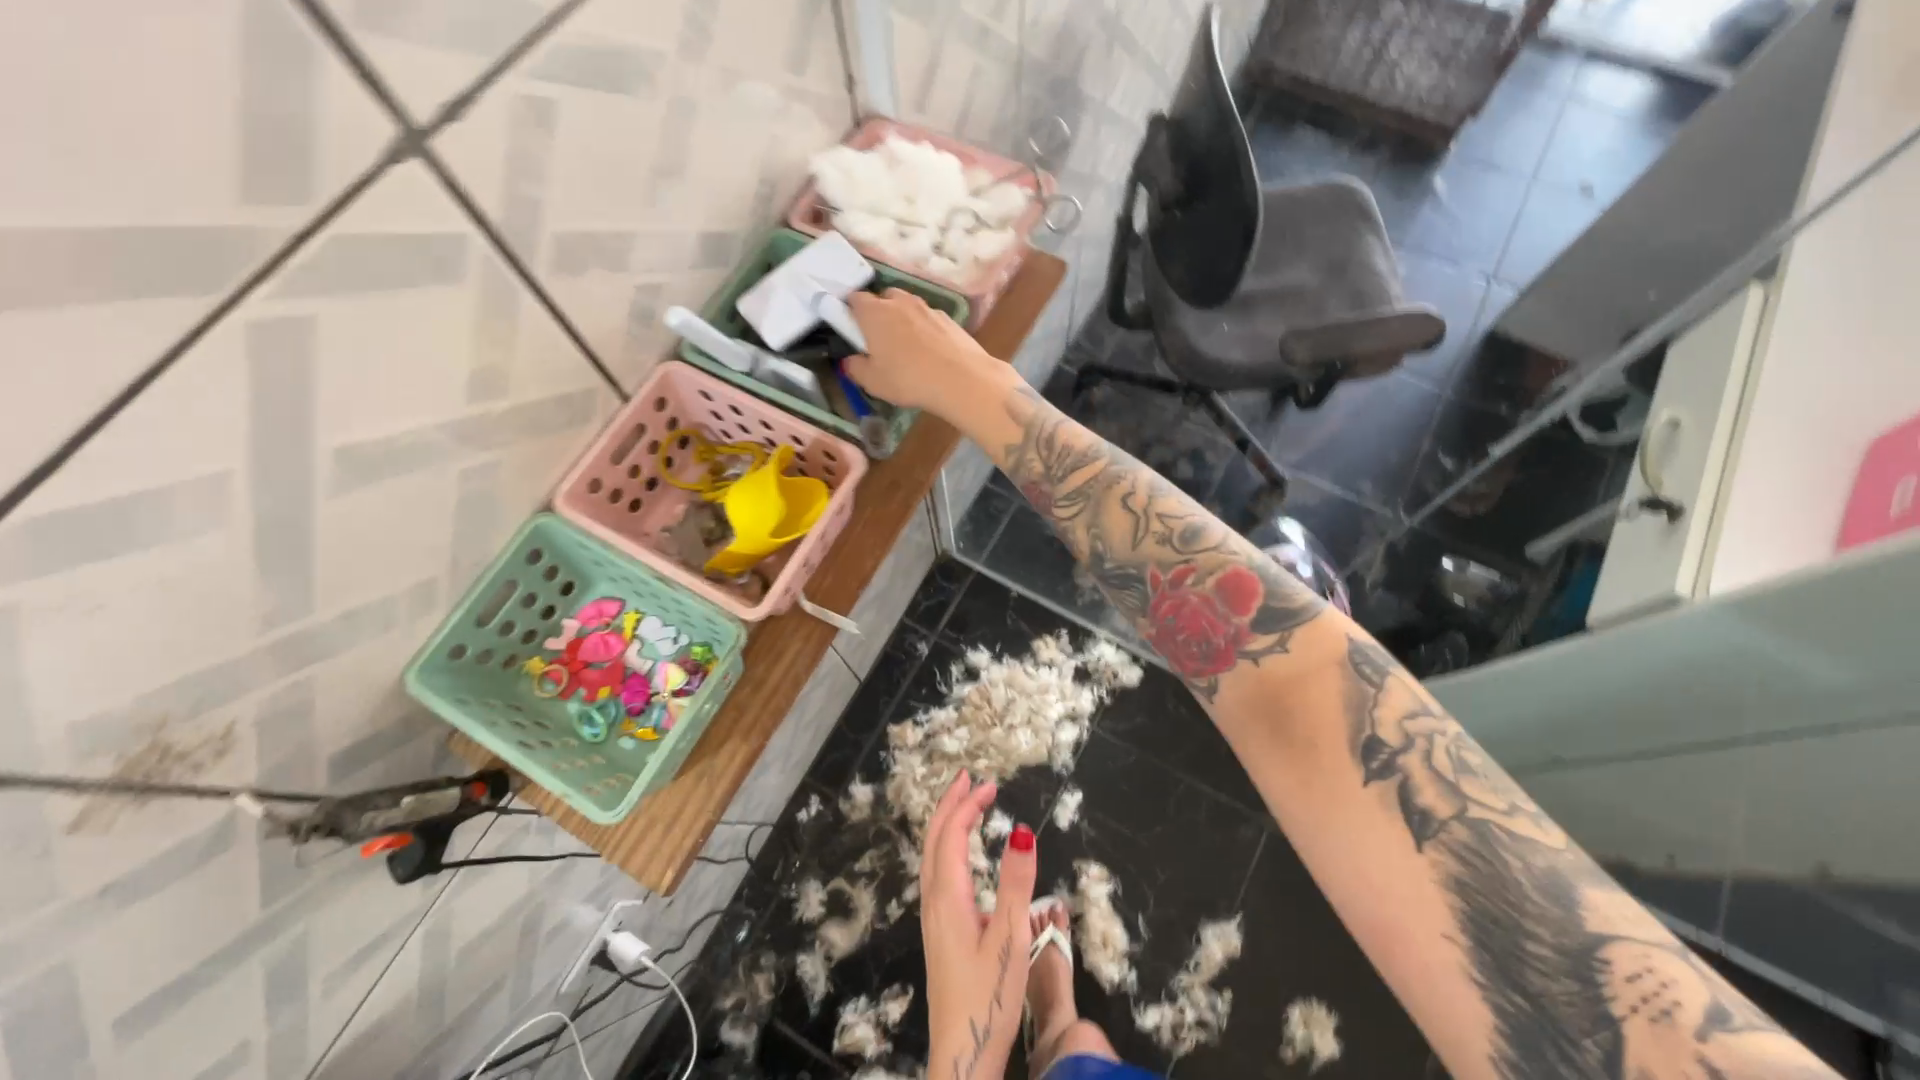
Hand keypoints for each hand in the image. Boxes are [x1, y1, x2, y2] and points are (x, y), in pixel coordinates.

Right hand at [845, 289, 1012, 418]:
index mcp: (874, 312)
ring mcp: (927, 307)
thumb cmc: (907, 379)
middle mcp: (899, 302)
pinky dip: (925, 329)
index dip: (851, 311)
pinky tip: (930, 352)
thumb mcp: (872, 381)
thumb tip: (850, 361)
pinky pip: (928, 318)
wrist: (960, 378)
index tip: (853, 329)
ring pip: (908, 306)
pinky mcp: (948, 318)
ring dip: (903, 320)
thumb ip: (855, 368)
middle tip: (880, 340)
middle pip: (884, 297)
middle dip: (879, 313)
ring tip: (907, 348)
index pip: (855, 298)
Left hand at [921, 771, 1037, 1079]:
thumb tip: (1021, 830)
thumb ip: (1016, 883)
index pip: (952, 836)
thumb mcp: (1011, 938)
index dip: (969, 806)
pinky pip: (937, 874)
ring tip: (964, 805)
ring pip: (932, 858)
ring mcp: (933, 919)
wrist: (962, 1051)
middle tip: (967, 778)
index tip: (990, 784)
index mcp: (947, 897)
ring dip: (946, 825)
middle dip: (949, 805)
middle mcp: (933, 902)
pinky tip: (961, 857)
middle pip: (933, 841)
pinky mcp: (939, 933)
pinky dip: (948, 849)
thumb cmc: (988, 995)